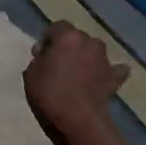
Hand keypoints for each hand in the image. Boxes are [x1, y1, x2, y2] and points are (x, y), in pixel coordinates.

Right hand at [24, 21, 129, 135]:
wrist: (77, 118)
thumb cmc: (48, 93)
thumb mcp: (31, 72)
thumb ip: (39, 57)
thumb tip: (48, 54)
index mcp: (68, 37)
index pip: (57, 27)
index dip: (48, 38)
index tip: (41, 53)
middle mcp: (90, 41)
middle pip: (77, 38)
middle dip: (68, 47)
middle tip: (58, 64)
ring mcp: (105, 59)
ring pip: (94, 51)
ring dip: (87, 58)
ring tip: (77, 74)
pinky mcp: (115, 77)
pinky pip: (113, 69)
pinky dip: (107, 72)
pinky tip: (101, 80)